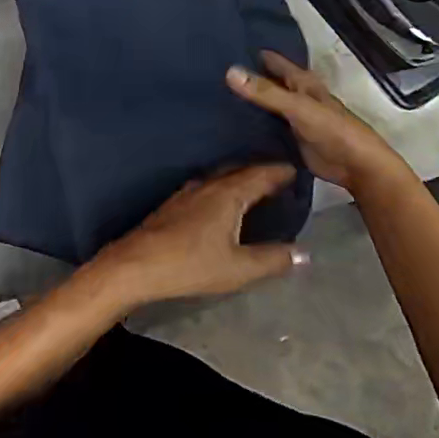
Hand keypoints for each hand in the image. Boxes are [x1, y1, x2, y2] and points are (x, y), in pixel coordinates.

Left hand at [90, 164, 305, 308]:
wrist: (135, 264)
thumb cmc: (190, 264)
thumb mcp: (238, 268)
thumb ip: (272, 259)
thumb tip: (303, 253)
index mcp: (229, 193)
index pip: (262, 174)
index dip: (281, 171)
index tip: (297, 170)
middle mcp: (210, 183)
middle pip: (241, 168)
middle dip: (262, 170)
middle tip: (280, 177)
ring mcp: (189, 190)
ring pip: (222, 174)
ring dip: (241, 176)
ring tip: (255, 186)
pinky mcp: (175, 201)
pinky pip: (208, 183)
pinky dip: (224, 185)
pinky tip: (222, 199)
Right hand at [227, 51, 412, 194]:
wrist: (354, 165)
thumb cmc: (331, 129)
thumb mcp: (297, 107)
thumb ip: (265, 92)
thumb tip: (230, 71)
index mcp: (301, 81)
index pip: (272, 61)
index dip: (251, 53)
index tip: (222, 47)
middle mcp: (295, 95)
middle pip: (266, 82)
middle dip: (245, 78)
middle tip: (211, 74)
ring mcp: (291, 118)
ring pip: (265, 105)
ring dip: (246, 103)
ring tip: (213, 97)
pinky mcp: (289, 139)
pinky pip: (266, 128)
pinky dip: (251, 125)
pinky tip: (230, 126)